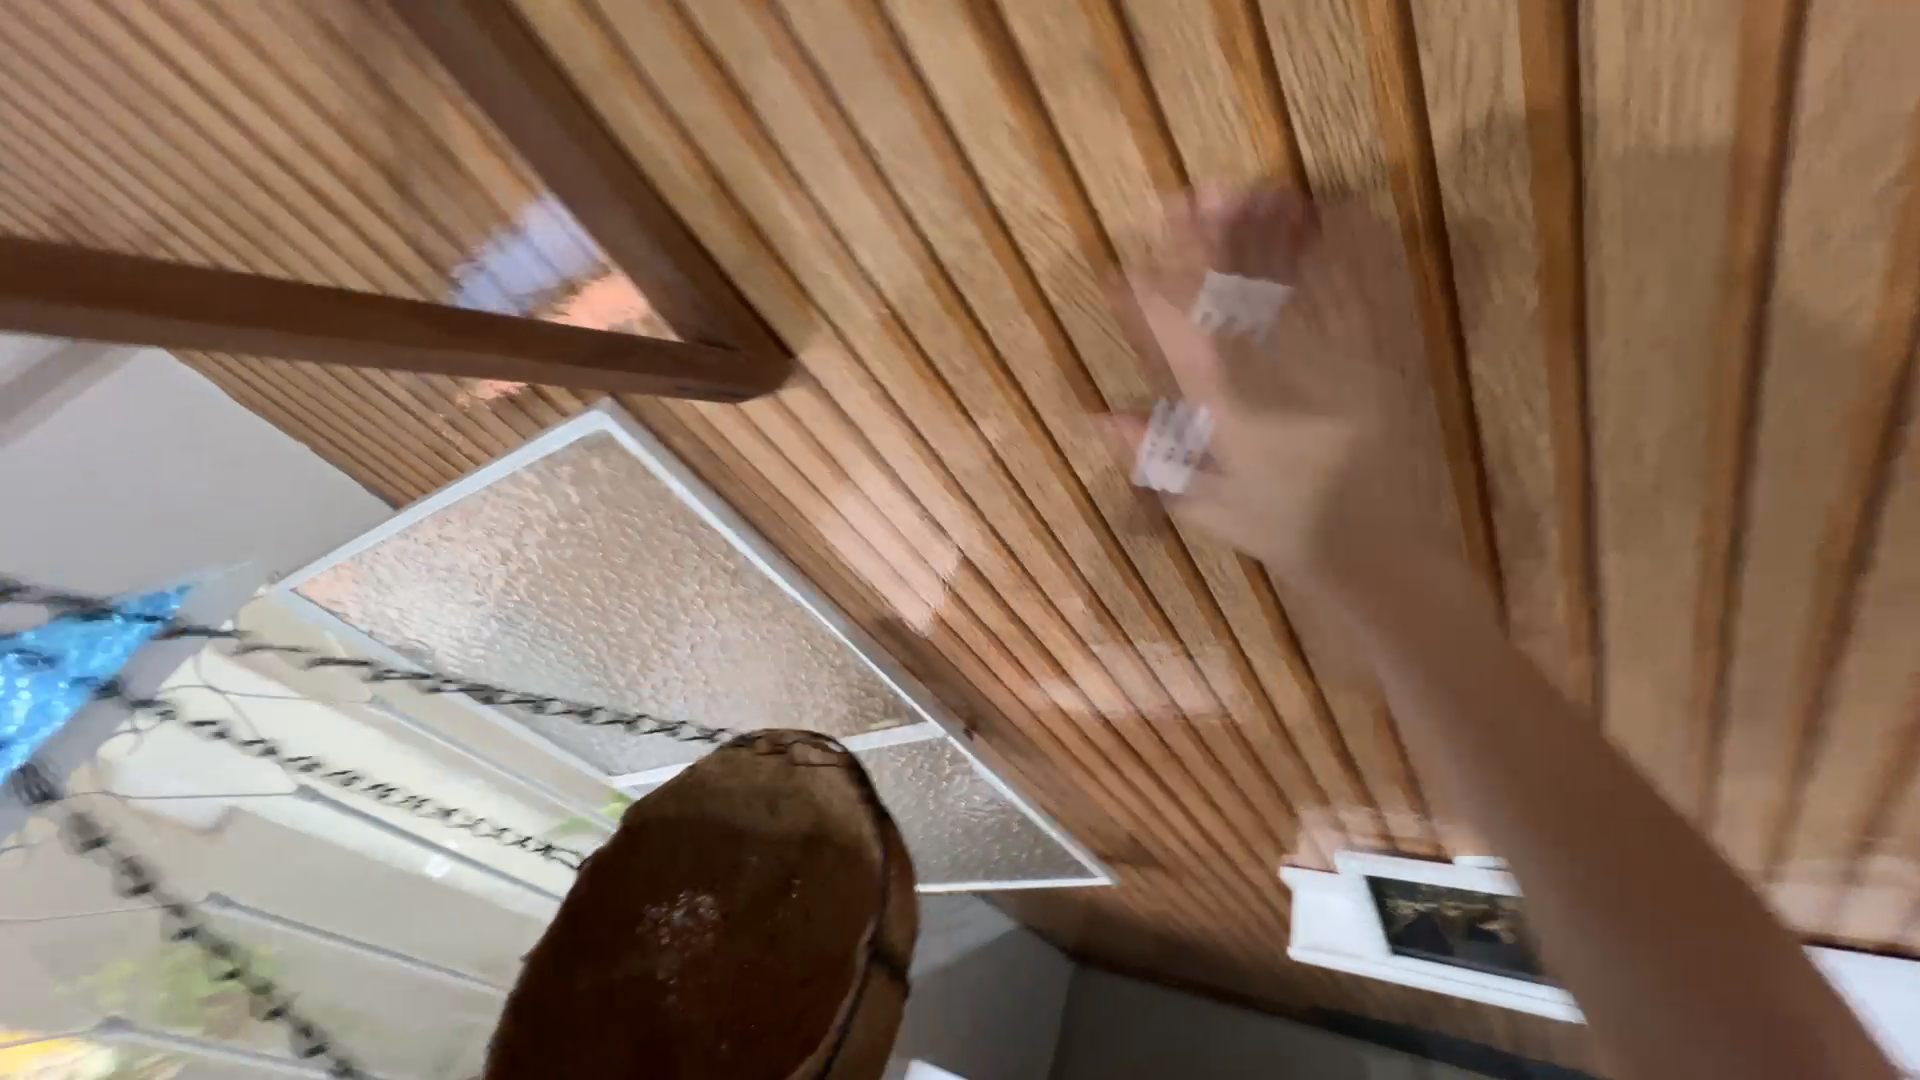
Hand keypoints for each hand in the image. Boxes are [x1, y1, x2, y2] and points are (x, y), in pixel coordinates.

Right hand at [1109, 188, 1461, 594]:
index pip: (1183, 338)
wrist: (1378, 548)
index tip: (1125, 270)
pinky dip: (1350, 248)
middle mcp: (1284, 374)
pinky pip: (1368, 291)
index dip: (1151, 298)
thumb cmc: (1283, 529)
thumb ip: (1156, 455)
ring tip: (1248, 192)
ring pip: (1299, 281)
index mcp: (1236, 411)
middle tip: (1186, 197)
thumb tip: (1100, 416)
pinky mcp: (1382, 358)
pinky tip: (1333, 217)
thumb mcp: (1206, 505)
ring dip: (1270, 230)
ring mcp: (1338, 360)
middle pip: (1240, 291)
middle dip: (1210, 239)